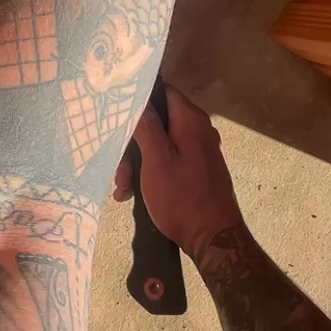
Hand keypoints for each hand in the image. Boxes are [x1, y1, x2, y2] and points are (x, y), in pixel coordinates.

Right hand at [112, 86, 244, 259]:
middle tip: (120, 170)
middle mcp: (198, 129)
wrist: (213, 239)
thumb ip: (146, 124)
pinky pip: (169, 159)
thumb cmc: (181, 196)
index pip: (162, 92)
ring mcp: (199, 150)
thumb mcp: (156, 158)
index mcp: (191, 119)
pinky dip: (151, 172)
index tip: (118, 116)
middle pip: (157, 121)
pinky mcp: (198, 169)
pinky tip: (135, 194)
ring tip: (124, 188)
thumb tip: (138, 96)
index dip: (139, 100)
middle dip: (133, 144)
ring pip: (159, 143)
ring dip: (138, 163)